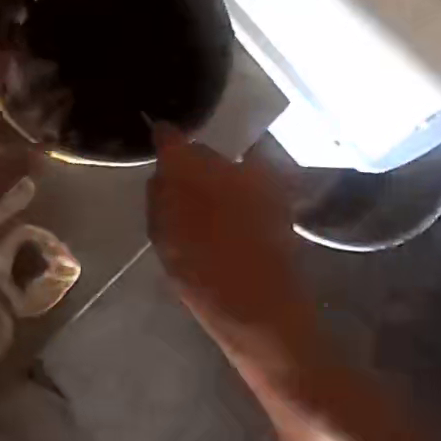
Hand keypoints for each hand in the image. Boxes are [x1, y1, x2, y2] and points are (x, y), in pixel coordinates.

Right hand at [147, 125, 321, 370]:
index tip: (160, 141)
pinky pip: (254, 181)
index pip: (170, 137)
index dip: (164, 137)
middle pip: (203, 151)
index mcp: (187, 168)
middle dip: (195, 164)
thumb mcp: (161, 235)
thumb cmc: (198, 272)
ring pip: (230, 166)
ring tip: (215, 205)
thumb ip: (160, 196)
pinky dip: (244, 190)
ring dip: (222, 177)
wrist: (257, 304)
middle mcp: (223, 161)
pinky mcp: (280, 194)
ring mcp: (256, 175)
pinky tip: (238, 214)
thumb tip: (163, 172)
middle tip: (188, 188)